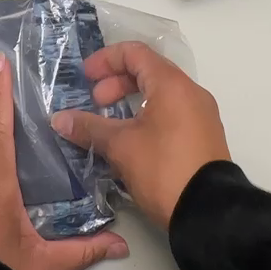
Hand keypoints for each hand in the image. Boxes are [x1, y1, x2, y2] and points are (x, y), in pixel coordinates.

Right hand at [50, 41, 229, 226]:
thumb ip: (90, 127)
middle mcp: (191, 92)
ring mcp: (202, 115)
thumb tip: (59, 119)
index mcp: (171, 84)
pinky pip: (173, 112)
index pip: (135, 53)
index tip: (86, 77)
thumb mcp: (121, 146)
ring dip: (132, 101)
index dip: (106, 60)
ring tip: (112, 123)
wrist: (211, 216)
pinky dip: (149, 115)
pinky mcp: (205, 138)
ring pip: (161, 94)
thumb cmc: (163, 169)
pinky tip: (134, 141)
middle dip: (117, 82)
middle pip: (148, 71)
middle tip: (97, 102)